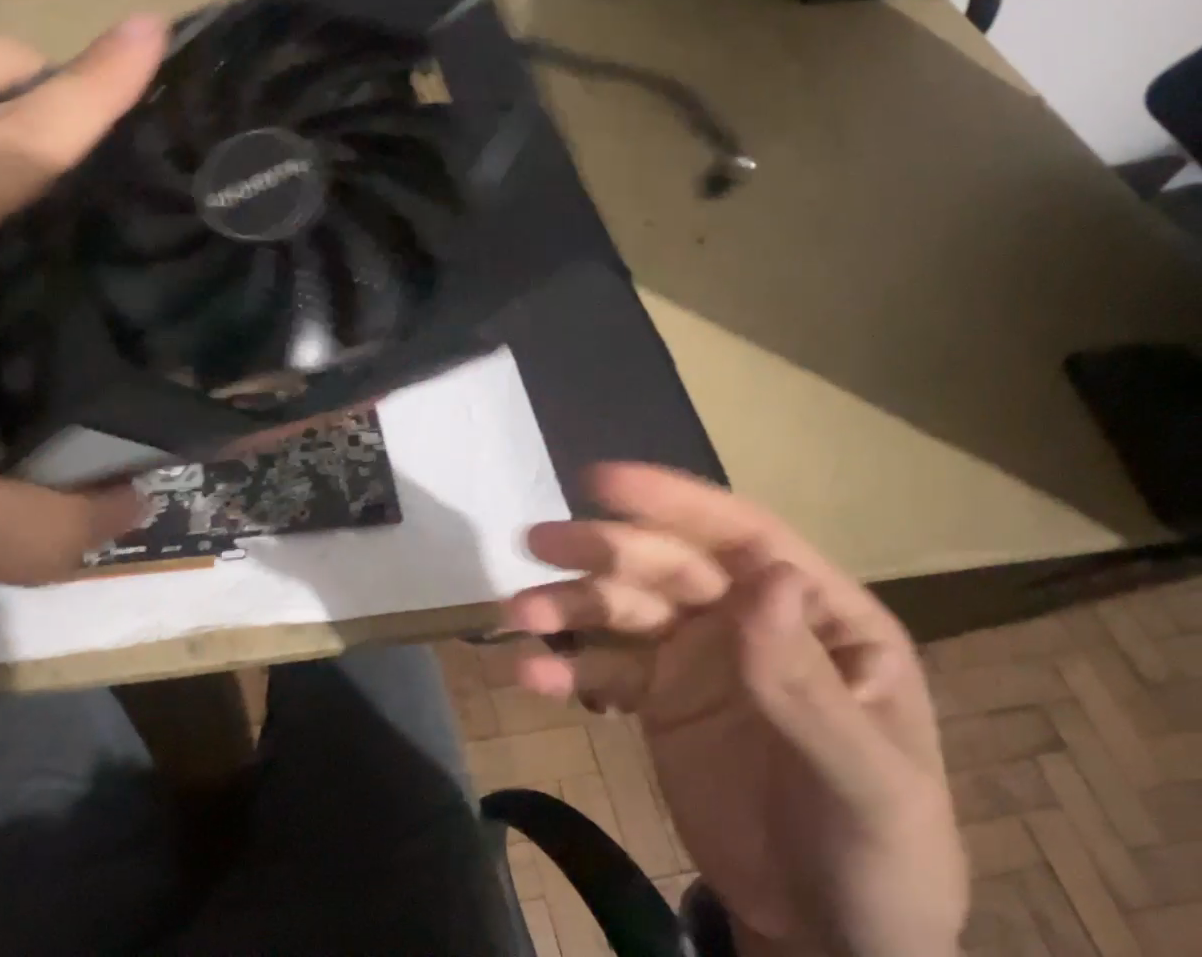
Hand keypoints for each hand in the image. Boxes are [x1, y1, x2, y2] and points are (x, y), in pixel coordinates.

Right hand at [505, 465, 965, 956]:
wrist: (829, 934)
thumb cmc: (876, 851)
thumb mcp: (861, 775)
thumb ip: (806, 682)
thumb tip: (766, 575)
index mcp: (821, 620)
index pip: (745, 541)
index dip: (674, 505)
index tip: (600, 481)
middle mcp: (753, 625)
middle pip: (667, 568)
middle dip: (602, 551)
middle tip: (534, 543)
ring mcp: (699, 661)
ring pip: (623, 612)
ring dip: (568, 607)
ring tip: (516, 616)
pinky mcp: (658, 702)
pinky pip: (603, 671)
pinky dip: (564, 670)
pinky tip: (530, 676)